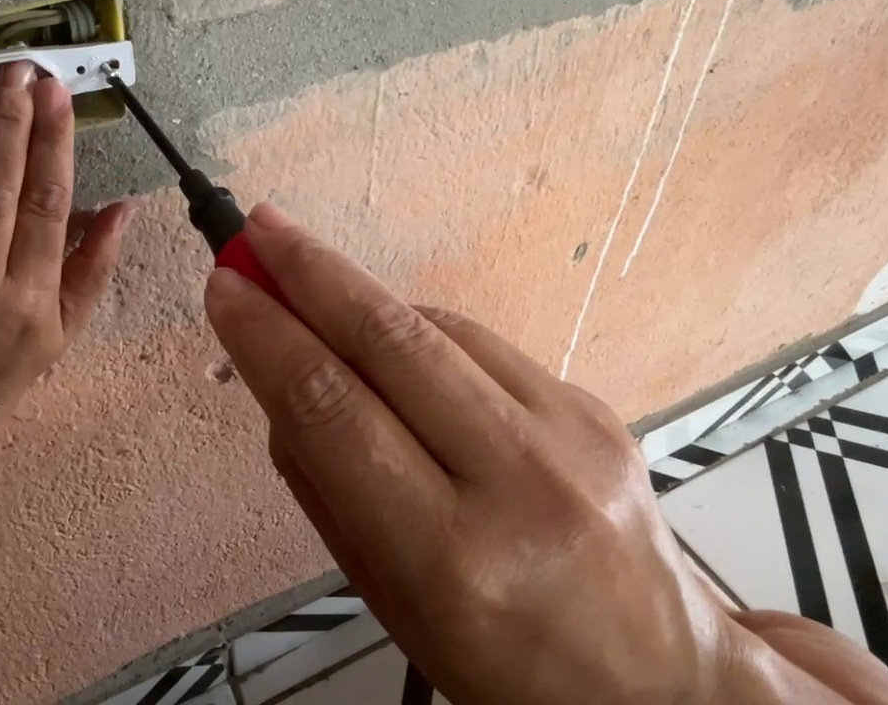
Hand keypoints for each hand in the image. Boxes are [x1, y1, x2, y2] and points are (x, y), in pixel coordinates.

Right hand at [204, 203, 738, 704]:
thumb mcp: (391, 605)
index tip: (225, 287)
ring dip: (357, 291)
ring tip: (305, 270)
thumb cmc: (504, 665)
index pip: (332, 412)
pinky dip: (417, 328)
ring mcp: (569, 434)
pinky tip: (387, 334)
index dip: (267, 337)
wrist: (661, 682)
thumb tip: (278, 386)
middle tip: (256, 228)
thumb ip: (326, 492)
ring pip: (435, 329)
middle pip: (388, 343)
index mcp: (451, 559)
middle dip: (310, 272)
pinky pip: (480, 342)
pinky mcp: (593, 405)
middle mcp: (517, 483)